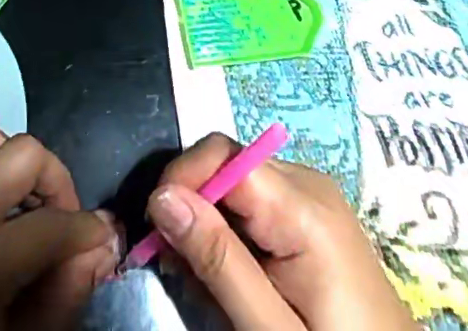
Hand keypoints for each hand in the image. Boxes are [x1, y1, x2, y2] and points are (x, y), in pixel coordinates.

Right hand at [147, 133, 415, 330]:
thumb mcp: (268, 327)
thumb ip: (218, 260)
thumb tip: (162, 196)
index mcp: (304, 207)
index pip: (226, 155)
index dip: (182, 181)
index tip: (155, 233)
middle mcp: (309, 182)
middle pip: (229, 162)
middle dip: (192, 204)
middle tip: (176, 267)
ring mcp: (313, 192)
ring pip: (237, 179)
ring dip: (208, 219)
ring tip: (205, 279)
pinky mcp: (312, 207)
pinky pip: (257, 196)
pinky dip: (231, 226)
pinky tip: (233, 271)